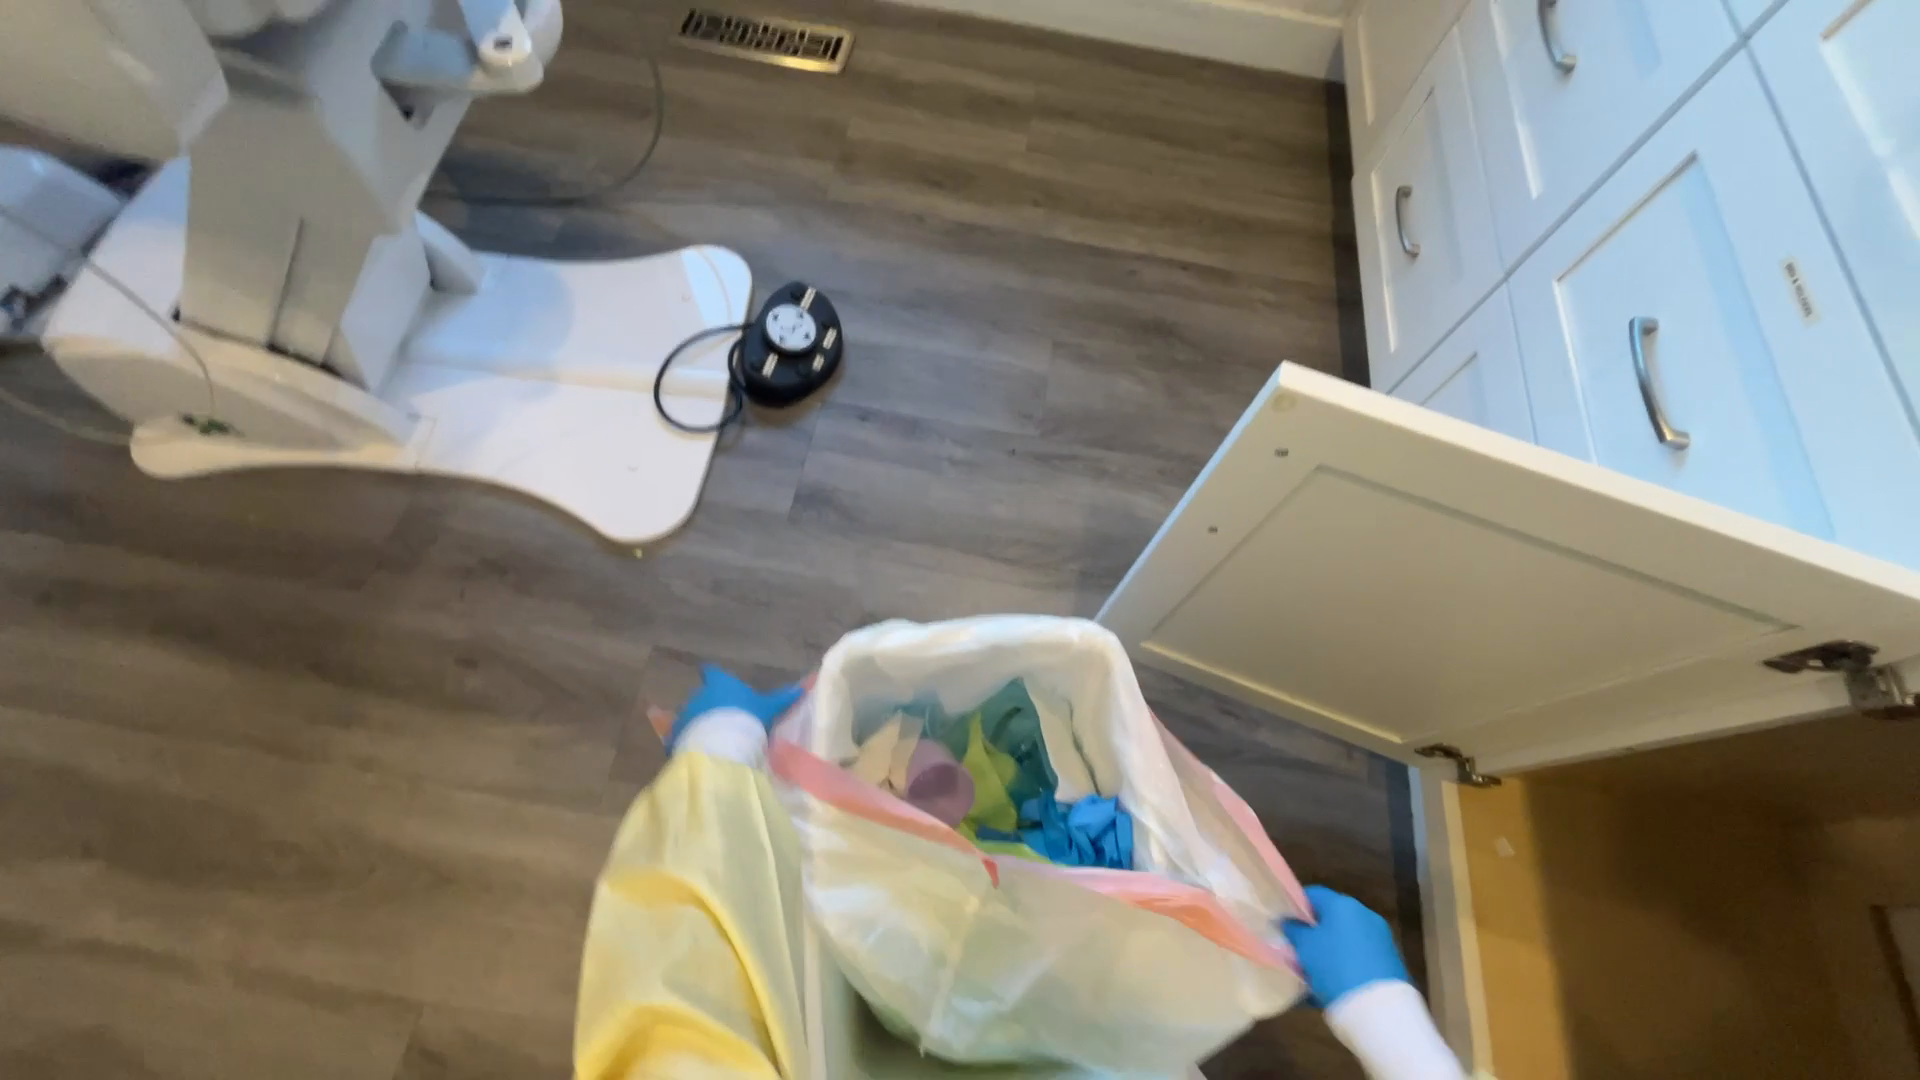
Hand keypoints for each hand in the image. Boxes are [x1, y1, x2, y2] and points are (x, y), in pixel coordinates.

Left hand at [669, 664, 803, 747]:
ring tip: (711, 739)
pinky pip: (680, 737)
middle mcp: (699, 695)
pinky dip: (686, 742)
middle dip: (709, 705)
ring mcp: (684, 715)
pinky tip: (695, 752)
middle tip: (723, 717)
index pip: (711, 672)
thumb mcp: (768, 708)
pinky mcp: (675, 736)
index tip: (713, 676)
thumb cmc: (747, 718)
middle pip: (702, 696)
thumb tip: (803, 688)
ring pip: (690, 716)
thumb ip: (783, 698)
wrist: (721, 746)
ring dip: (698, 724)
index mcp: (720, 684)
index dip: (712, 674)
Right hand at [1280, 886, 1409, 1007]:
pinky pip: (1360, 958)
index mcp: (1343, 904)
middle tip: (1298, 948)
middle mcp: (1365, 915)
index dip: (1296, 906)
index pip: (1313, 894)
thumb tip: (1289, 922)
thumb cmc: (1334, 967)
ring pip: (1347, 939)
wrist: (1380, 1011)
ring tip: (1315, 971)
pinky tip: (1335, 984)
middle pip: (1332, 918)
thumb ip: (1294, 929)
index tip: (1285, 924)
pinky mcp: (1392, 964)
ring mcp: (1382, 940)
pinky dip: (1347, 965)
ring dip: (1331, 950)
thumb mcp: (1304, 946)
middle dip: (1314, 932)